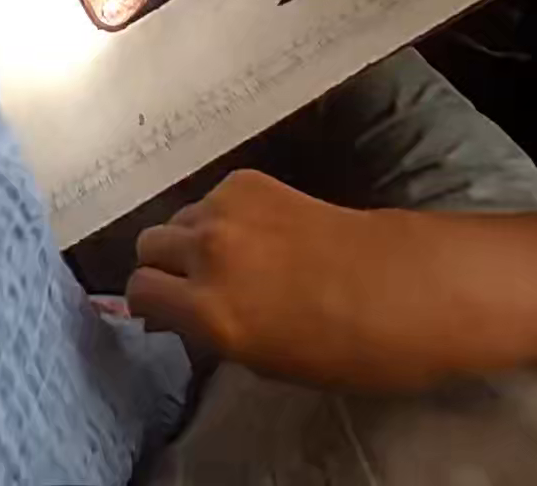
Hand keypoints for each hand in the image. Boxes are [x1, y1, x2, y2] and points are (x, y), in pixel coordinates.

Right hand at [127, 169, 459, 389]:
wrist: (396, 285)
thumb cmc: (338, 345)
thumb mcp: (259, 359)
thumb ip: (206, 329)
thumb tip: (175, 310)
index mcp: (209, 308)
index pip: (139, 290)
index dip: (149, 302)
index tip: (166, 308)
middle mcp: (206, 250)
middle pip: (148, 243)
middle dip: (164, 264)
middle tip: (193, 280)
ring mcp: (225, 207)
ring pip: (179, 217)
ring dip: (191, 236)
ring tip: (229, 253)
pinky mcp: (246, 179)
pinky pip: (213, 198)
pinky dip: (222, 214)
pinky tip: (258, 229)